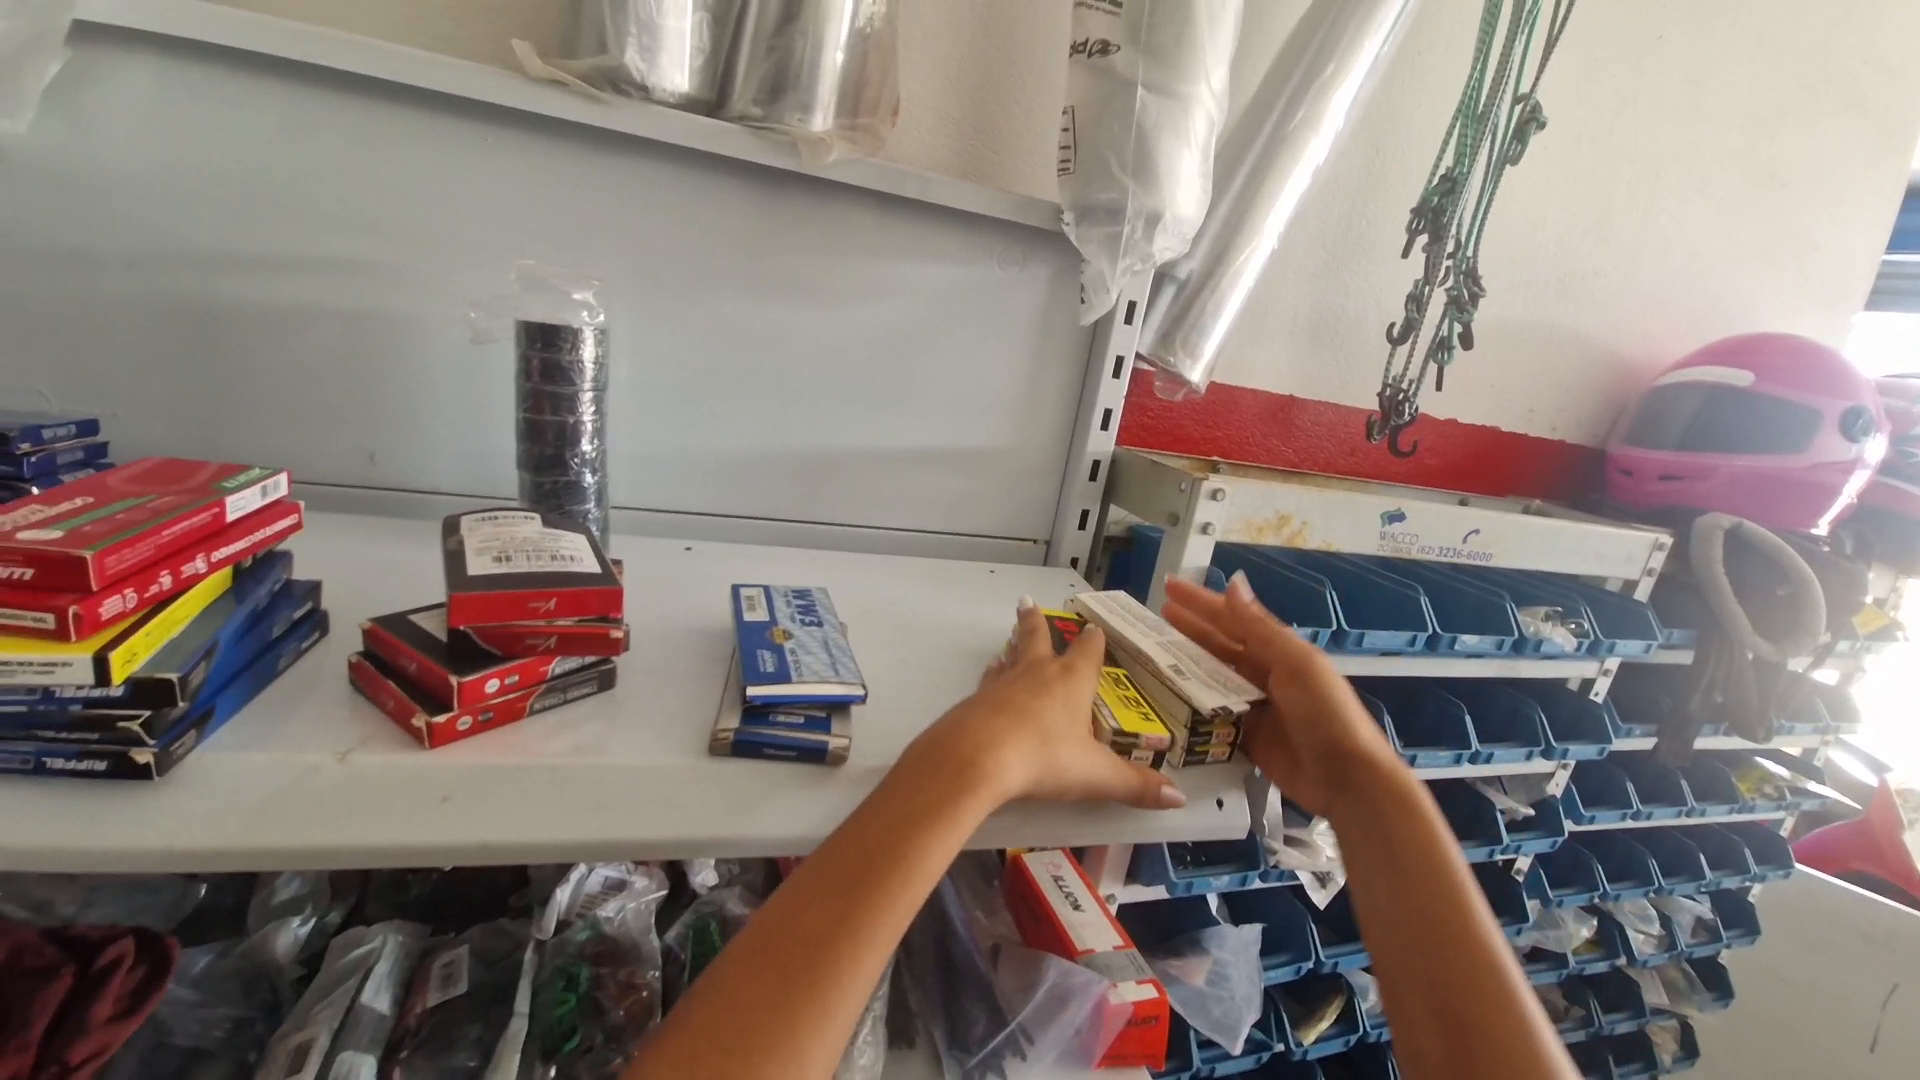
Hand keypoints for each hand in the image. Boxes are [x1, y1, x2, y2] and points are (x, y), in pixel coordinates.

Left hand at [907, 599, 1186, 811]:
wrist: (975, 758)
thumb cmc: (1043, 758)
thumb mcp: (1096, 775)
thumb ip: (1135, 786)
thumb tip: (1180, 798)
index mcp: (1071, 681)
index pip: (1087, 652)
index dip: (1093, 640)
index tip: (1094, 627)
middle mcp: (1035, 673)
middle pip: (1035, 638)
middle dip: (1035, 622)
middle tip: (1026, 602)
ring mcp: (1000, 685)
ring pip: (1008, 659)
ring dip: (1011, 649)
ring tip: (1008, 644)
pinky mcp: (973, 702)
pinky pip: (986, 685)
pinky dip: (990, 681)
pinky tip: (986, 687)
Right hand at [1162, 573, 1403, 817]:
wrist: (1349, 781)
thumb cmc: (1327, 715)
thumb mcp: (1296, 664)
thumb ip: (1260, 627)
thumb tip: (1233, 582)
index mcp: (1279, 651)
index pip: (1233, 618)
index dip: (1200, 602)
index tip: (1169, 586)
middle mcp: (1264, 673)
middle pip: (1218, 645)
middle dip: (1187, 629)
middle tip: (1151, 617)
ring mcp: (1254, 706)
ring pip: (1210, 678)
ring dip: (1183, 664)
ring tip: (1149, 652)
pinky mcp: (1245, 737)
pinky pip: (1212, 714)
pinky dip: (1190, 703)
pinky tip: (1164, 696)